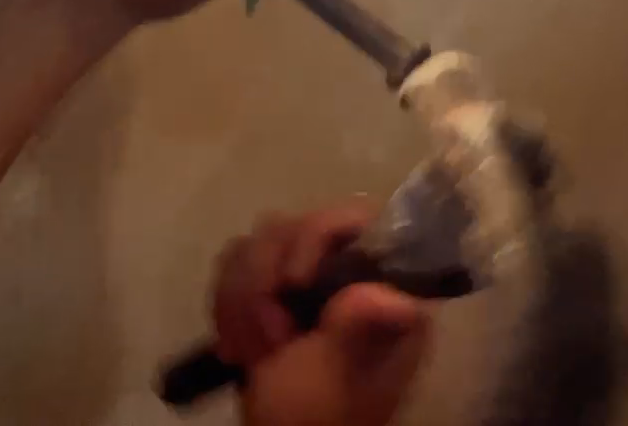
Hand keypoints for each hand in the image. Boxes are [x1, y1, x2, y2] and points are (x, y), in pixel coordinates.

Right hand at [213, 208, 431, 425]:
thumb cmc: (313, 424)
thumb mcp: (334, 381)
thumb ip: (354, 330)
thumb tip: (399, 299)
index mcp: (382, 294)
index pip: (357, 221)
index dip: (316, 234)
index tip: (293, 281)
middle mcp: (347, 277)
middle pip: (293, 226)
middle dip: (265, 280)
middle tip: (270, 335)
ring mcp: (306, 281)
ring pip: (258, 242)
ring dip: (242, 296)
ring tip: (249, 348)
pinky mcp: (271, 288)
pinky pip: (235, 261)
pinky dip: (227, 300)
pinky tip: (234, 342)